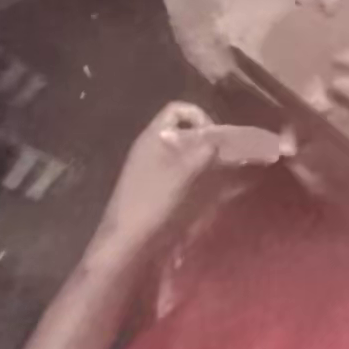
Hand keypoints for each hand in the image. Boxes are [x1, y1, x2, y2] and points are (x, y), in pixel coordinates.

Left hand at [92, 102, 285, 259]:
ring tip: (221, 167)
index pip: (176, 109)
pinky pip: (177, 165)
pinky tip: (207, 183)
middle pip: (181, 128)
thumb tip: (220, 139)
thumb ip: (202, 152)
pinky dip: (193, 168)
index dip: (197, 116)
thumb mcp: (182, 174)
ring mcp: (150, 164)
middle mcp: (150, 145)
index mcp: (152, 136)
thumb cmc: (151, 201)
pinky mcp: (153, 182)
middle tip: (223, 152)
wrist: (125, 238)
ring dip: (200, 154)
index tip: (213, 135)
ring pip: (181, 148)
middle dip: (203, 136)